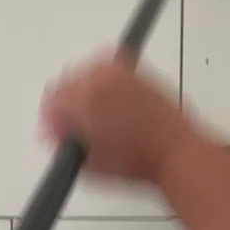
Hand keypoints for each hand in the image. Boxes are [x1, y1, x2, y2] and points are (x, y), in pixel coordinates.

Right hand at [41, 56, 204, 182]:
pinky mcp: (139, 70)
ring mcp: (121, 70)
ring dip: (86, 90)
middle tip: (76, 125)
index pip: (52, 98)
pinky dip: (106, 81)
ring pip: (88, 71)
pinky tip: (113, 102)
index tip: (57, 130)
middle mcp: (101, 77)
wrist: (177, 153)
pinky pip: (111, 68)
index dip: (52, 117)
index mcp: (83, 97)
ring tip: (97, 115)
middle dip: (68, 102)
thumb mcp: (89, 161)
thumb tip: (54, 133)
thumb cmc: (139, 160)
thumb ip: (64, 142)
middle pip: (68, 80)